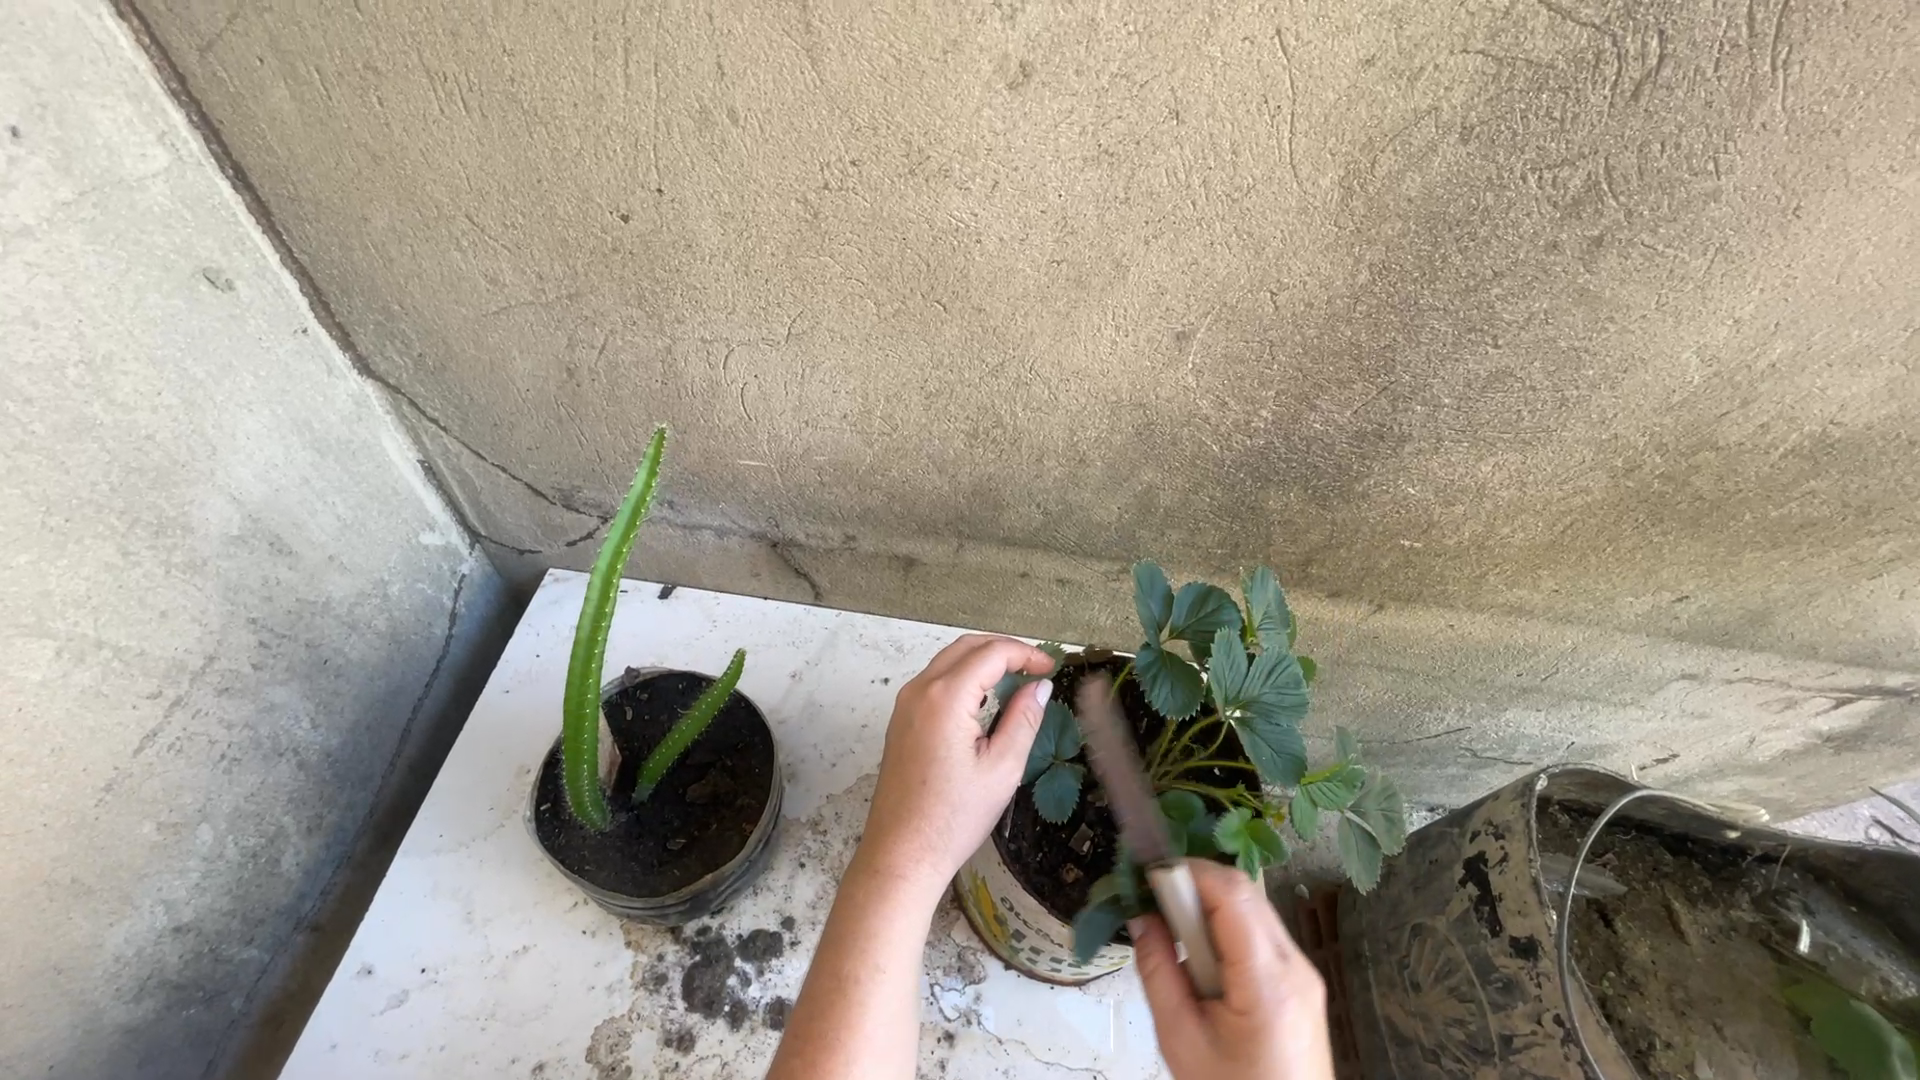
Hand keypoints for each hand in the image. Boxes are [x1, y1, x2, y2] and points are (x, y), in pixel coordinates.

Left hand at [853, 634, 1057, 900]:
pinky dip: (963, 677)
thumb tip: (1041, 686)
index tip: (1051, 667)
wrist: (900, 854)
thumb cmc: (953, 818)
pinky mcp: (901, 720)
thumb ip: (1023, 719)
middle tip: (1035, 667)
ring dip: (982, 660)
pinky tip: (984, 700)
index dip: (1025, 653)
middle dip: (1004, 649)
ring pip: (948, 661)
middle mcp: (919, 690)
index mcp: (945, 697)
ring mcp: (905, 704)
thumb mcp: (1002, 769)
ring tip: (1016, 680)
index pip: (991, 653)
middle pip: (966, 647)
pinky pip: (935, 681)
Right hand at [1132, 860, 1335, 1079]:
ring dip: (1209, 904)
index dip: (1187, 871)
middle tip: (1154, 902)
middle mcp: (1295, 965)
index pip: (1231, 893)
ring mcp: (1303, 972)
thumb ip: (1158, 970)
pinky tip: (1202, 953)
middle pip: (1244, 892)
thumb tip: (1140, 915)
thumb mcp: (1180, 1038)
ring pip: (1252, 906)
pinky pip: (1260, 930)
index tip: (1147, 877)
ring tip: (1174, 931)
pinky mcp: (1301, 981)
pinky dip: (1226, 925)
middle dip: (1195, 884)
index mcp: (1268, 981)